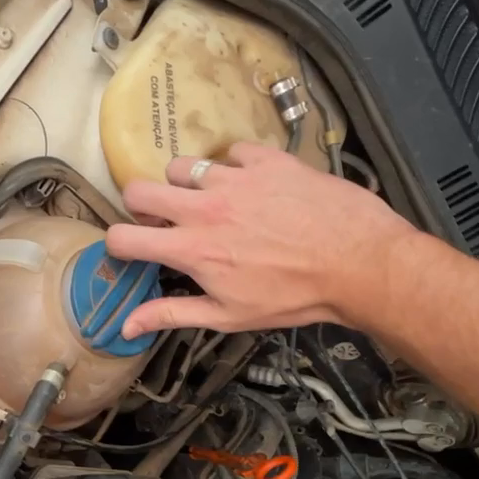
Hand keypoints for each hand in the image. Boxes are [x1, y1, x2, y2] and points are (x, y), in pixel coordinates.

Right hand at [105, 143, 423, 335]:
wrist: (360, 263)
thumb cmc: (291, 297)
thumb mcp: (227, 316)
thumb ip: (171, 314)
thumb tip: (125, 326)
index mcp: (191, 249)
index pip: (123, 237)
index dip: (119, 245)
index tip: (134, 251)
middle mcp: (204, 207)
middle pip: (138, 189)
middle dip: (140, 207)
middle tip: (164, 221)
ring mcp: (235, 178)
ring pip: (182, 166)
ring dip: (185, 184)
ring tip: (207, 200)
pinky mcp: (267, 160)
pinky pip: (232, 152)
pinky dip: (233, 167)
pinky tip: (249, 186)